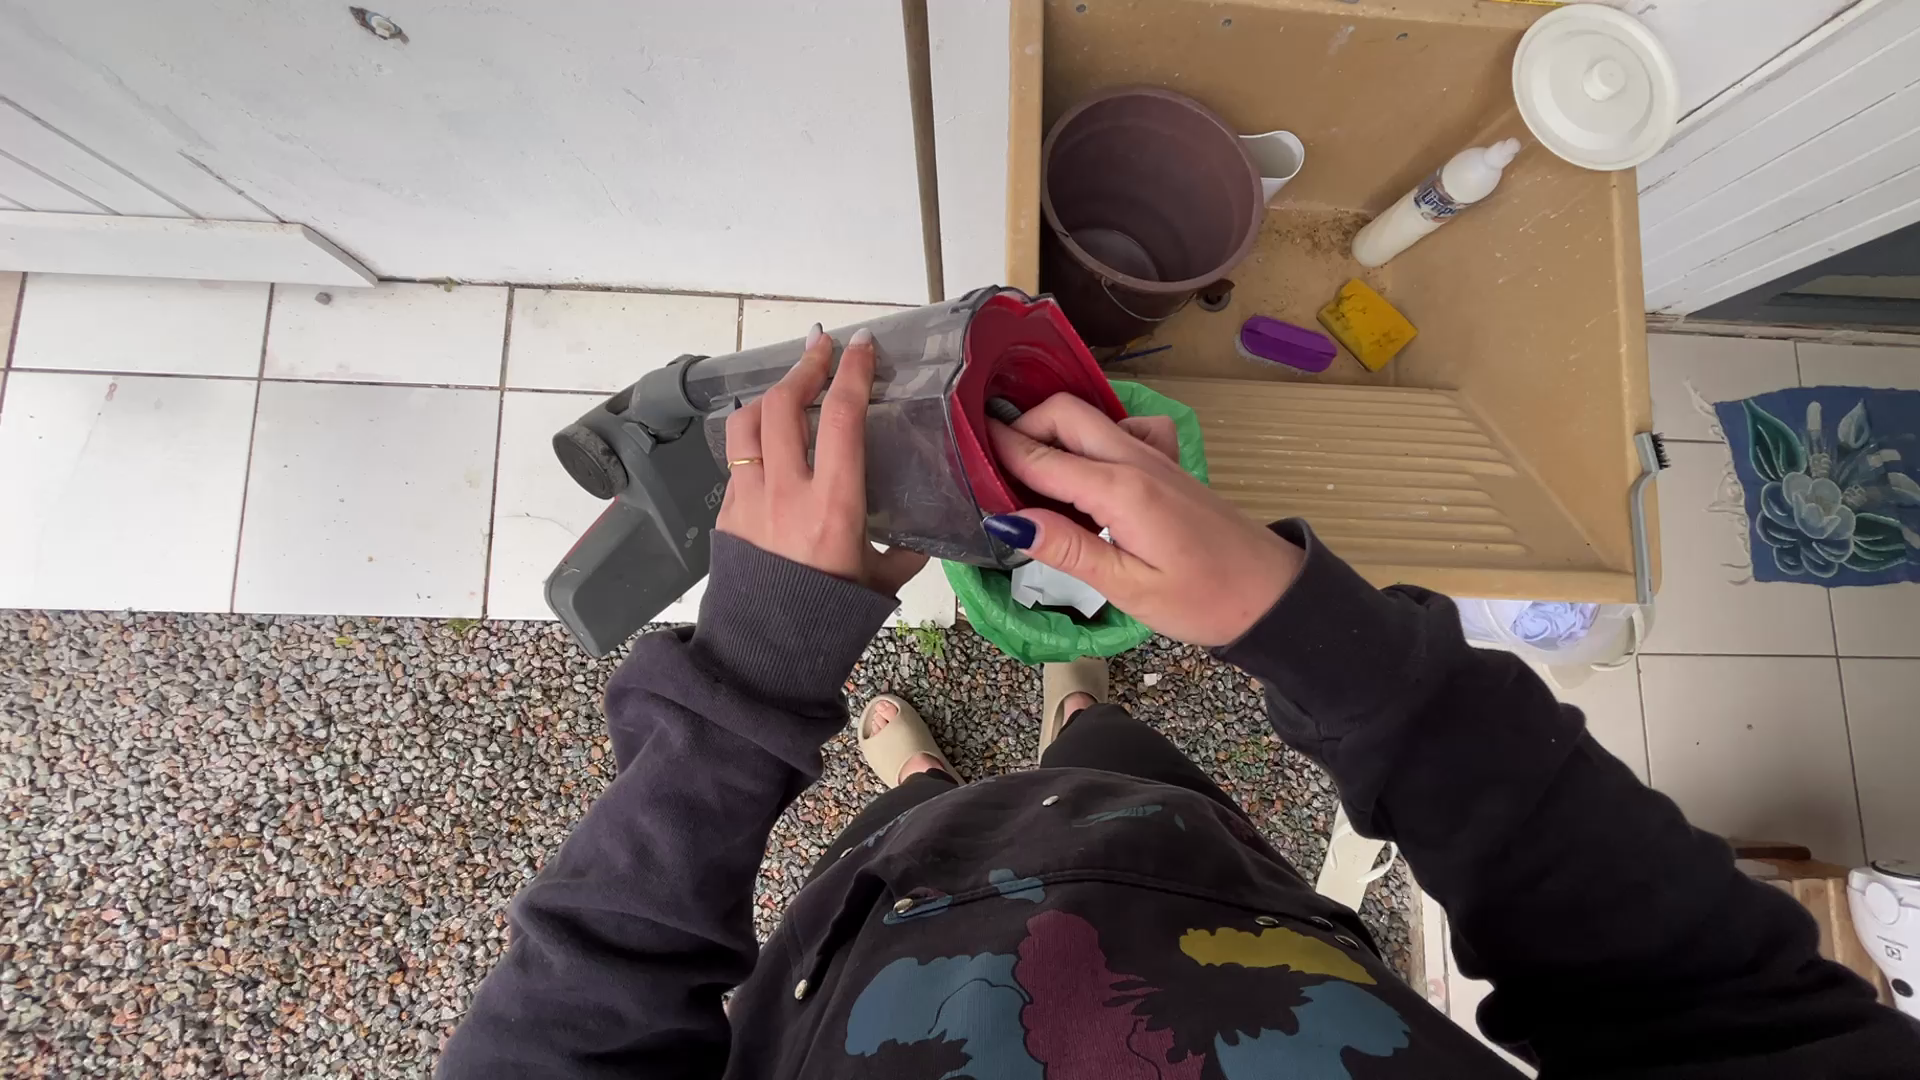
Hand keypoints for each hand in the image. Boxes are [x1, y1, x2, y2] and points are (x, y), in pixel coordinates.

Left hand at [716, 324, 927, 595]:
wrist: (765, 653)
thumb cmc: (830, 616)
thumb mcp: (880, 581)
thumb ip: (903, 552)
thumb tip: (921, 537)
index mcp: (834, 504)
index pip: (841, 417)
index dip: (852, 372)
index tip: (862, 345)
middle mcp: (786, 491)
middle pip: (783, 405)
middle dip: (804, 367)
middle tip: (821, 348)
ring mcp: (748, 498)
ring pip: (746, 424)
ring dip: (769, 396)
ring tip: (789, 388)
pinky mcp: (727, 512)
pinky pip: (737, 459)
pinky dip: (755, 439)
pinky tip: (772, 445)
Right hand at [984, 394, 1303, 645]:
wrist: (1272, 594)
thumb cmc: (1203, 599)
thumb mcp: (1128, 587)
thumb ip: (1068, 548)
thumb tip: (1010, 520)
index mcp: (1121, 490)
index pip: (1042, 458)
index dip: (998, 452)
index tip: (962, 451)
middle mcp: (1136, 459)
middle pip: (1064, 414)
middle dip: (1022, 428)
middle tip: (994, 468)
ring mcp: (1154, 456)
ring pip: (1091, 417)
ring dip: (1053, 431)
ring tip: (1030, 474)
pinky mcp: (1166, 464)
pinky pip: (1124, 428)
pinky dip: (1095, 437)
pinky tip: (1091, 470)